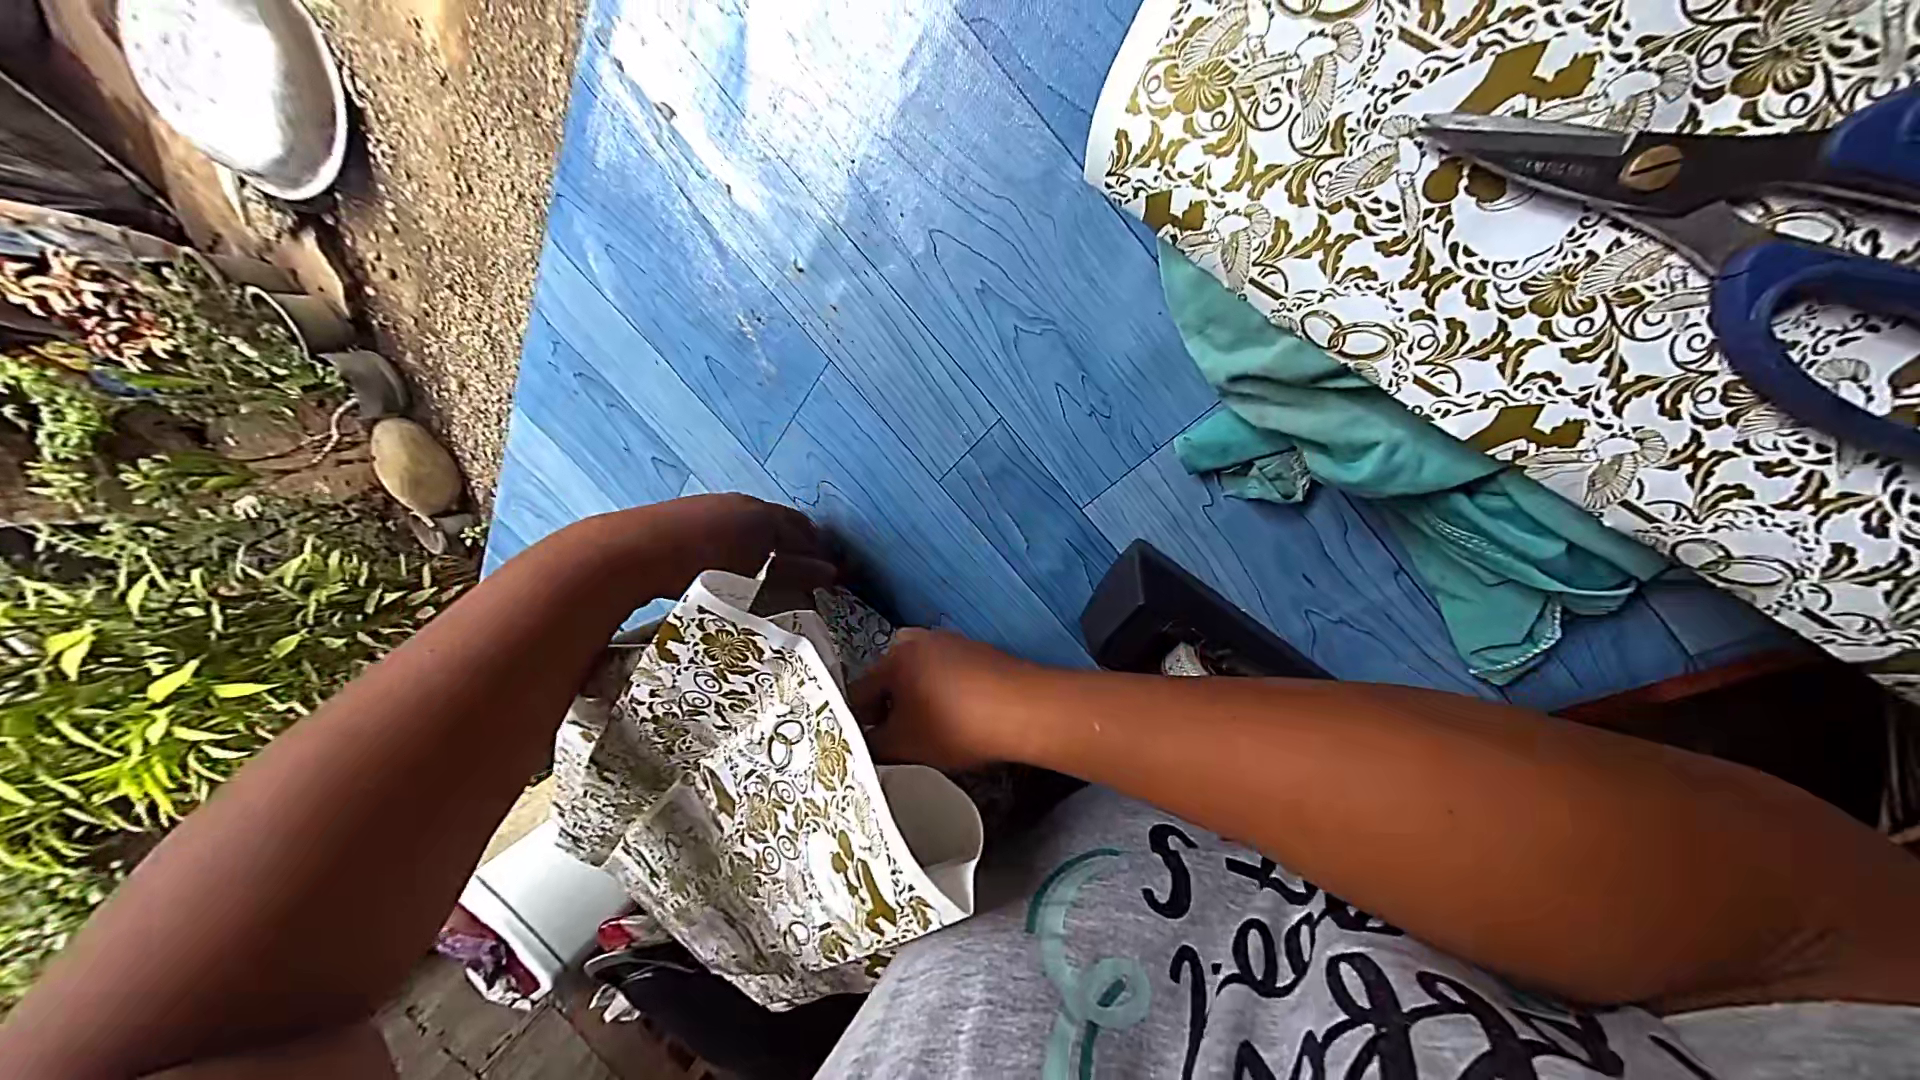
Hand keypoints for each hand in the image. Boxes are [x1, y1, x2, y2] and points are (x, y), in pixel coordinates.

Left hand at [552, 495, 833, 597]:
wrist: (636, 550)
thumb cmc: (705, 562)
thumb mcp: (759, 571)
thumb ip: (796, 571)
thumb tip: (830, 573)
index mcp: (767, 514)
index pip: (806, 532)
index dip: (821, 554)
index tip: (830, 574)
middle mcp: (746, 504)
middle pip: (785, 524)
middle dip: (800, 544)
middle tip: (810, 569)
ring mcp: (716, 507)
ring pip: (757, 525)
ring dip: (773, 544)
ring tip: (776, 569)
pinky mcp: (690, 516)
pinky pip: (732, 529)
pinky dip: (746, 544)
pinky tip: (737, 561)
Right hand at [849, 629, 1044, 768]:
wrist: (1023, 709)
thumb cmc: (956, 726)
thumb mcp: (904, 747)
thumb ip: (873, 746)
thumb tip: (863, 745)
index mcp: (892, 658)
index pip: (858, 693)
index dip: (856, 724)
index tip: (865, 745)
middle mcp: (917, 640)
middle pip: (889, 680)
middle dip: (888, 709)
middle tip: (896, 740)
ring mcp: (950, 642)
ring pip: (918, 675)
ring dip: (916, 699)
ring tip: (929, 730)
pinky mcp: (977, 651)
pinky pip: (946, 673)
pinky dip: (943, 693)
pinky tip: (957, 717)